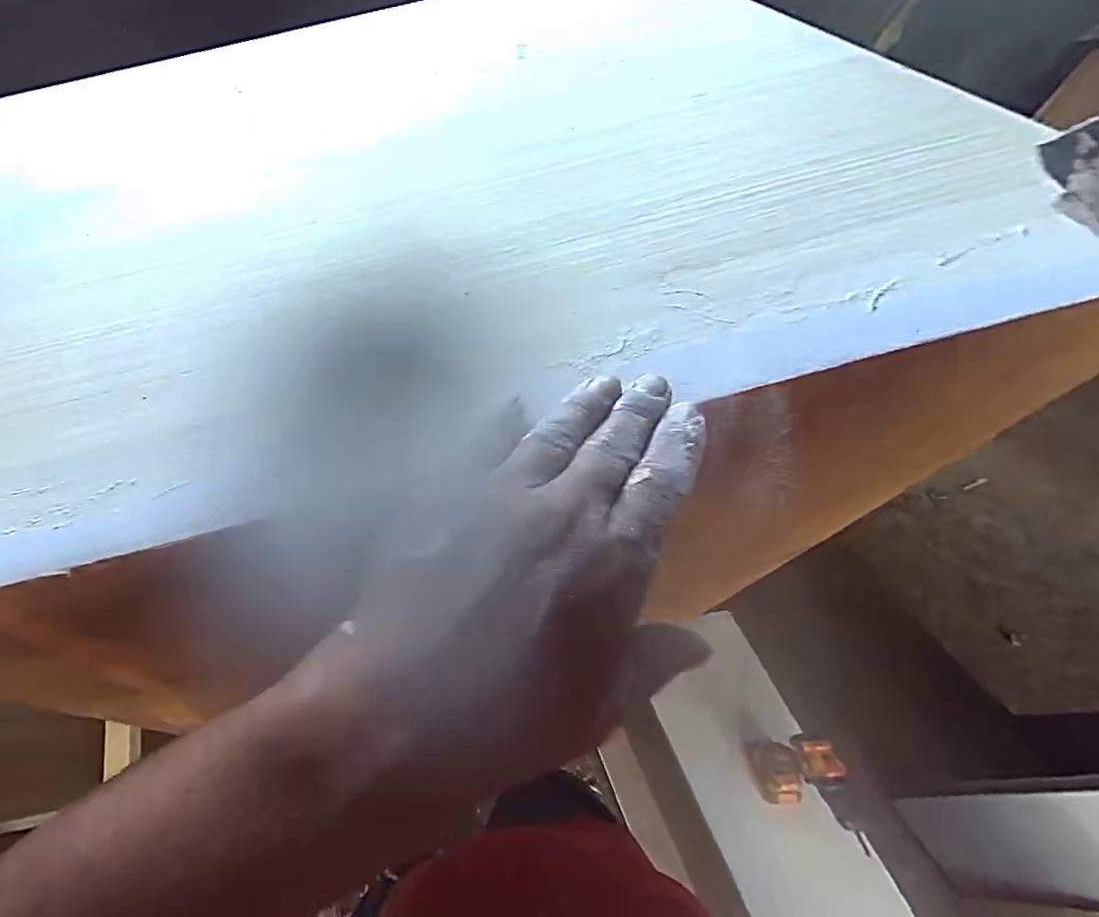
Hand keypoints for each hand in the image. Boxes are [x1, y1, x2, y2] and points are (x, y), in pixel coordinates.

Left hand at [286, 374, 708, 807]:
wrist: (402, 697)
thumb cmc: (508, 716)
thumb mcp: (596, 705)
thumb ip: (646, 662)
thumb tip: (696, 640)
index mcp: (611, 562)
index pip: (658, 488)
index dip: (677, 449)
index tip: (691, 414)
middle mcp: (557, 515)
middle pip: (606, 452)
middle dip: (634, 415)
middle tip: (652, 383)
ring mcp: (491, 499)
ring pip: (545, 440)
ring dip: (576, 409)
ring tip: (600, 382)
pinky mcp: (437, 498)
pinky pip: (472, 451)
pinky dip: (494, 425)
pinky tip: (506, 406)